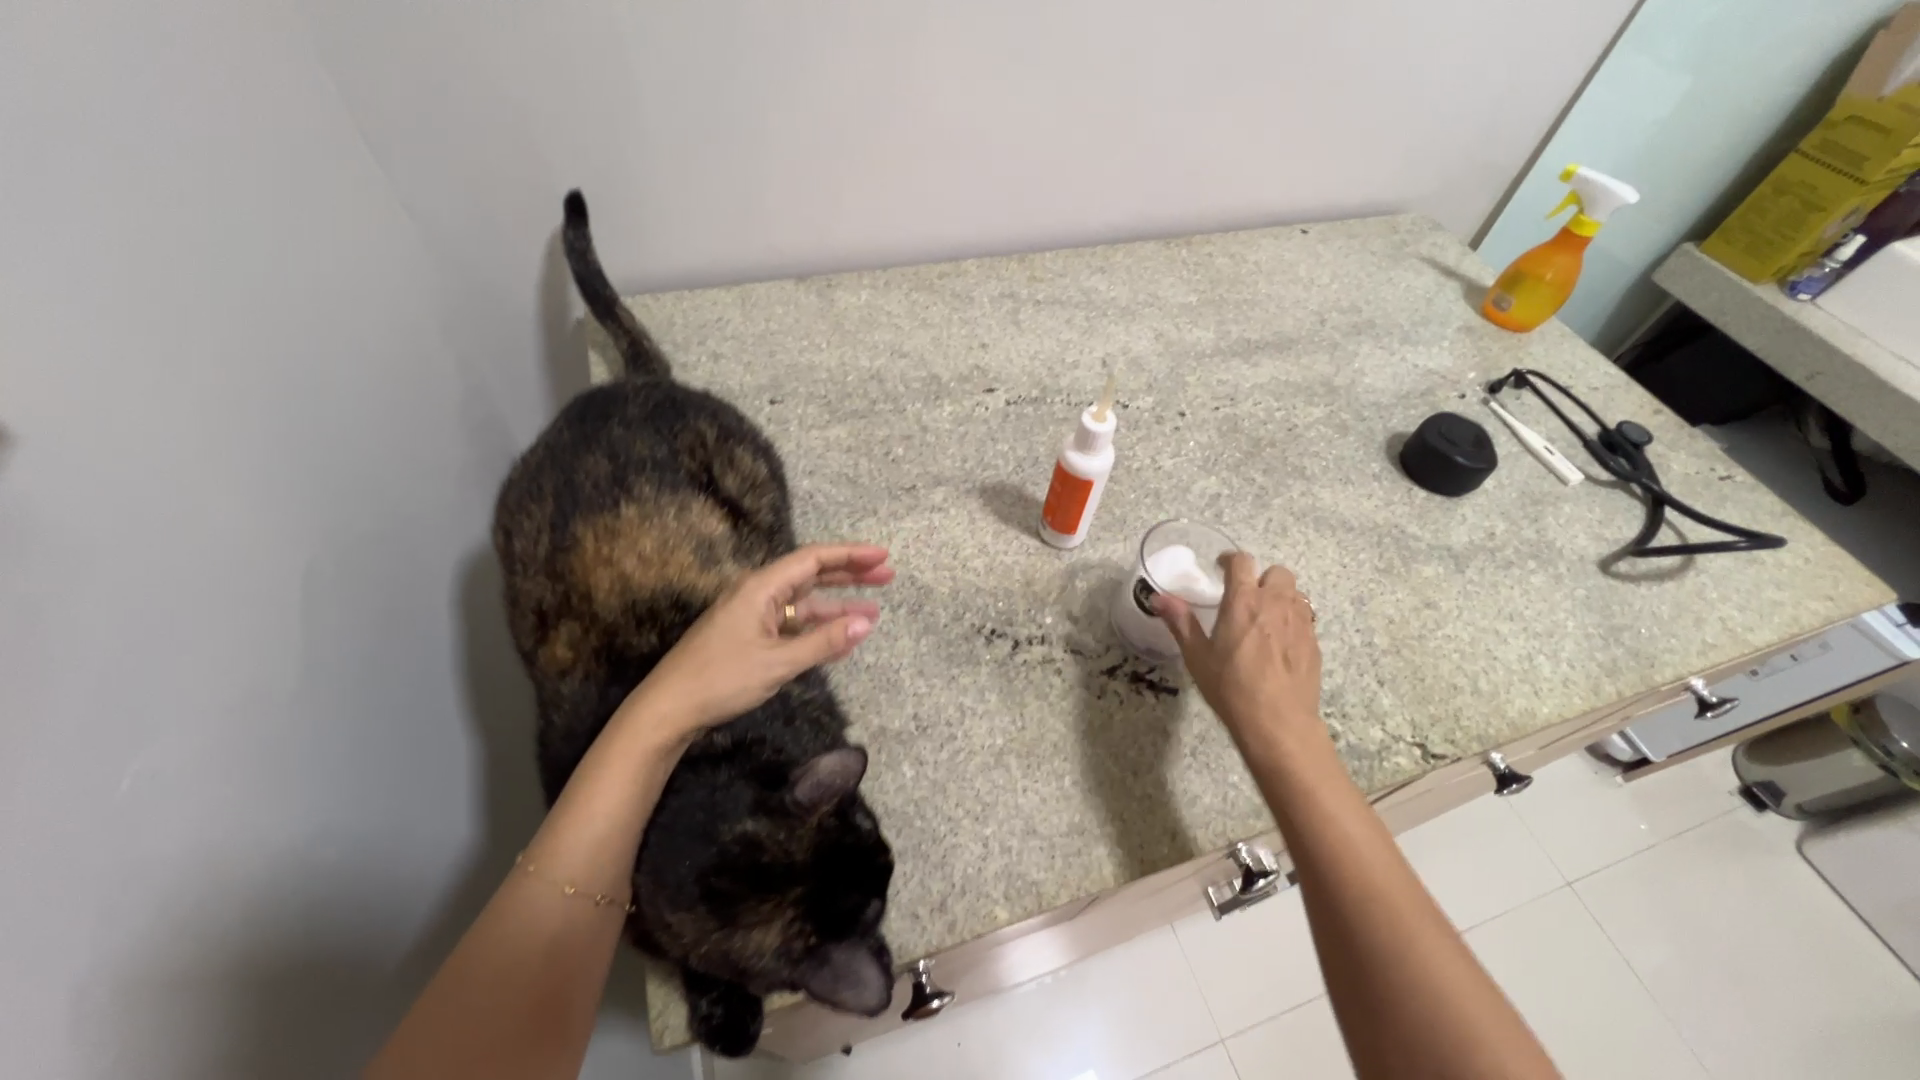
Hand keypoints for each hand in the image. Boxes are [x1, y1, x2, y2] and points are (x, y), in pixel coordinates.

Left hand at [626, 543, 894, 738]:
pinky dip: (818, 630)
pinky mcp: (751, 638)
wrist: (670, 708)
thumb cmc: (721, 679)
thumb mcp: (778, 662)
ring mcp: (754, 617)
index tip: (882, 558)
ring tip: (873, 613)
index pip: (813, 560)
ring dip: (837, 608)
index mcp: (761, 588)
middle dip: (850, 576)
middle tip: (887, 577)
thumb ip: (823, 642)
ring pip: (804, 604)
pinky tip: (841, 640)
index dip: (850, 556)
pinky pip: (793, 626)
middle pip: (811, 577)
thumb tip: (866, 623)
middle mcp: (759, 595)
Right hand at [1153, 554, 1325, 755]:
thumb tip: (1159, 598)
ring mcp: (1300, 622)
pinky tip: (1280, 643)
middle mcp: (1276, 603)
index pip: (1241, 562)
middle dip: (1262, 578)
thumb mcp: (1197, 656)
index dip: (1230, 559)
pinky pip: (1306, 618)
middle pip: (1277, 572)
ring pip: (1295, 593)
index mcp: (1243, 601)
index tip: (1221, 567)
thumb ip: (1180, 622)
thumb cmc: (1231, 687)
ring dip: (1280, 597)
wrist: (1278, 722)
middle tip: (1246, 597)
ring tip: (1265, 618)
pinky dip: (1293, 620)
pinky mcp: (1314, 642)